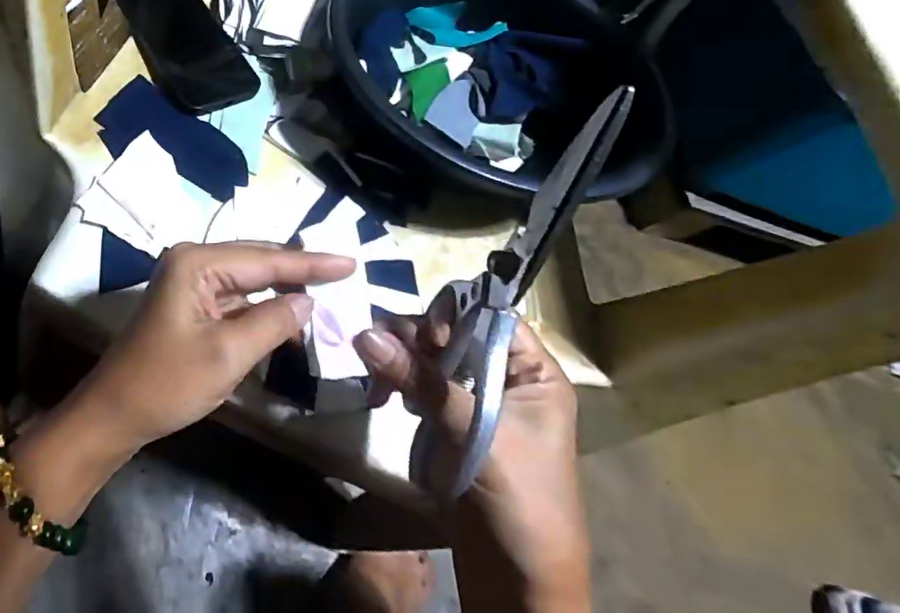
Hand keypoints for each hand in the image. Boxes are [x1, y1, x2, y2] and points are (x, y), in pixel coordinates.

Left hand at [77, 242, 355, 451]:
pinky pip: (238, 297)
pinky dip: (264, 306)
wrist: (111, 417)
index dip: (311, 265)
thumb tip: (308, 302)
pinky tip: (289, 313)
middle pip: (259, 260)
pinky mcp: (191, 303)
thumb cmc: (166, 384)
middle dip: (300, 270)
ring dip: (283, 288)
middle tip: (343, 272)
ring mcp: (190, 281)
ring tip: (326, 288)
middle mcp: (194, 261)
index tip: (350, 263)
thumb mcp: (227, 355)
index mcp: (197, 263)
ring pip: (250, 278)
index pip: (267, 259)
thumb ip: (273, 322)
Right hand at [356, 314, 590, 609]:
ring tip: (376, 373)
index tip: (424, 335)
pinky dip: (399, 382)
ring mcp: (475, 400)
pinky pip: (419, 386)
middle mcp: (504, 377)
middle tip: (379, 347)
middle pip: (455, 333)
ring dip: (401, 358)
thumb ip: (424, 382)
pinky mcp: (449, 424)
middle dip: (417, 336)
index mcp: (533, 371)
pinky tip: (382, 392)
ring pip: (432, 357)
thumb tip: (366, 335)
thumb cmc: (522, 504)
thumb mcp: (478, 435)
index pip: (490, 317)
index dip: (455, 314)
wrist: (518, 587)